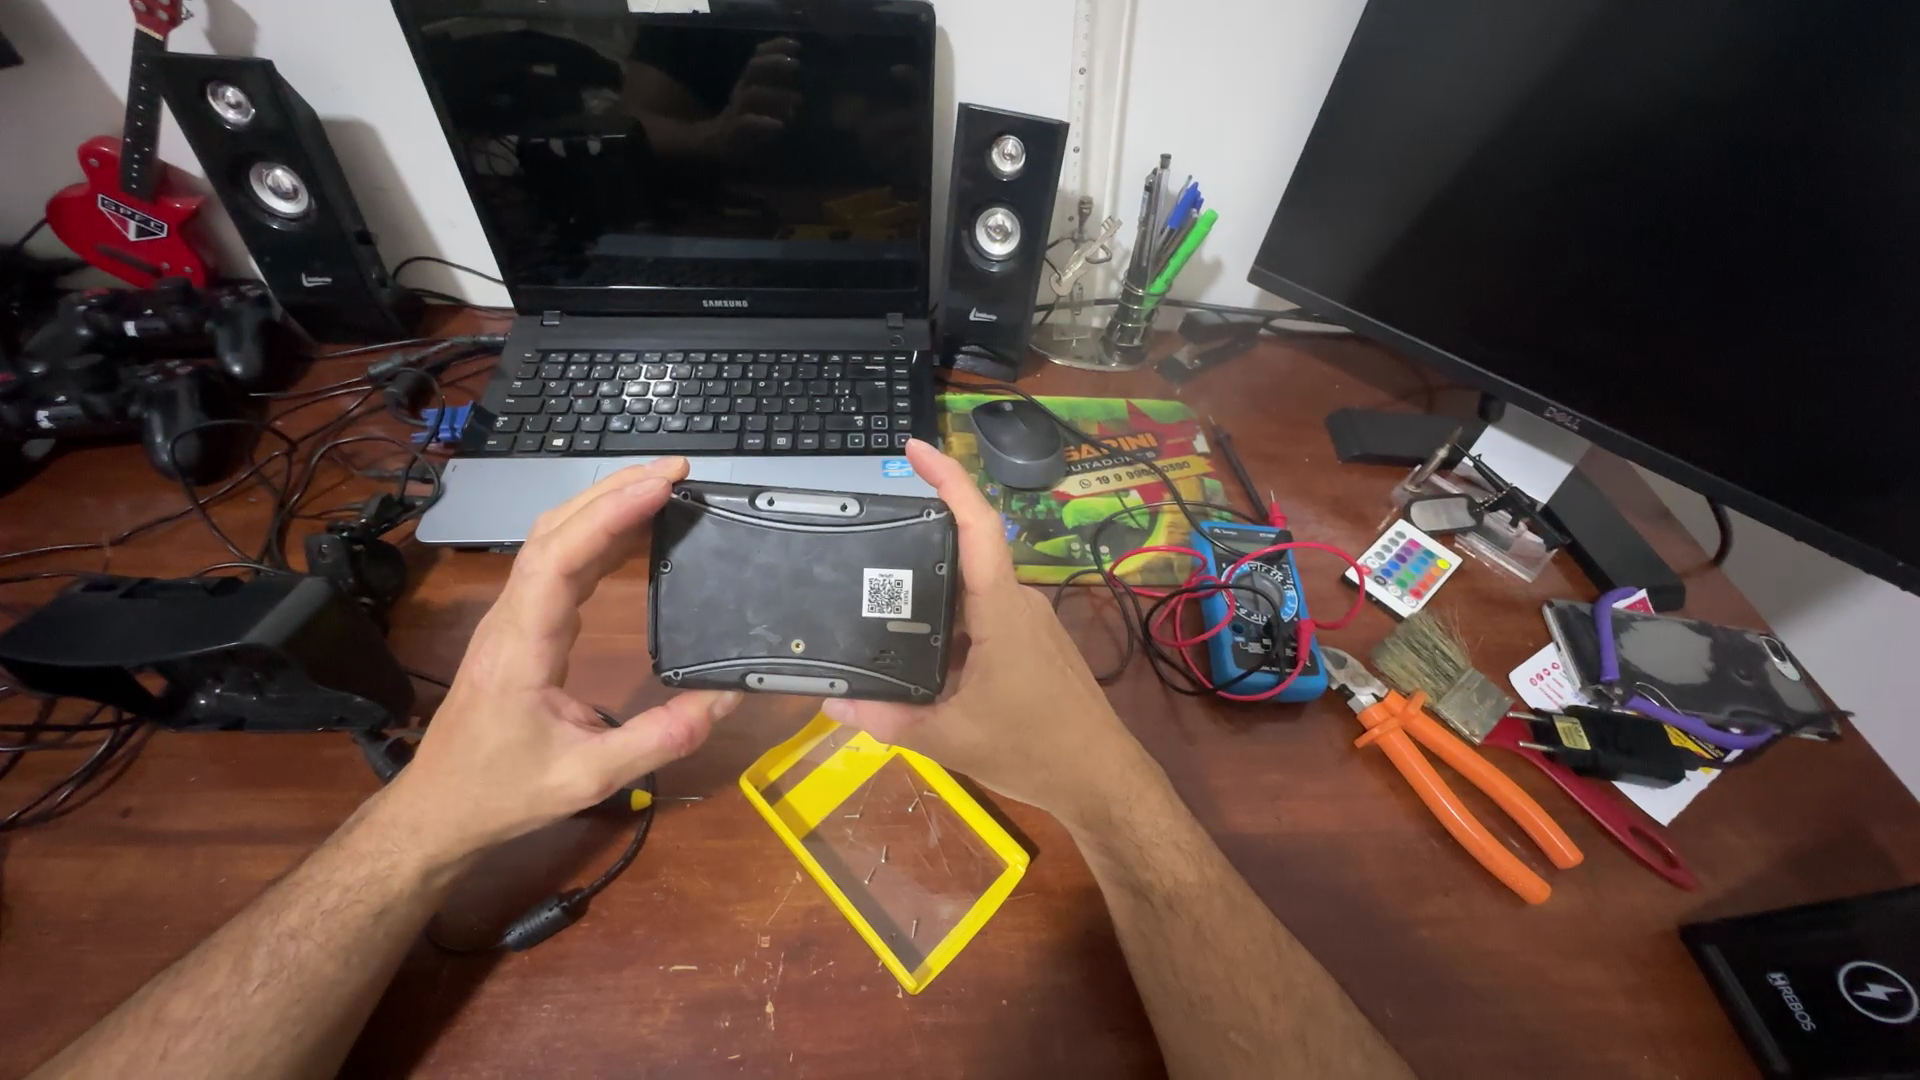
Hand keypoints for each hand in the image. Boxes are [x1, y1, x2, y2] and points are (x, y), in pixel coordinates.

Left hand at [380, 458, 742, 863]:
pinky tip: (634, 529)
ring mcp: (516, 616)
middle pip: (554, 529)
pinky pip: (561, 560)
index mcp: (523, 645)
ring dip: (605, 503)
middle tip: (675, 470)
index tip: (660, 486)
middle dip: (613, 489)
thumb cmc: (503, 791)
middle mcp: (514, 616)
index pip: (560, 558)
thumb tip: (727, 699)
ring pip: (554, 538)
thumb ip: (660, 739)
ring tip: (662, 485)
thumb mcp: (588, 777)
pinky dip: (600, 533)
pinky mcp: (526, 623)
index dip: (609, 514)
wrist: (438, 809)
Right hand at [822, 440, 1151, 829]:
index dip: (948, 478)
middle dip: (919, 537)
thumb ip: (890, 720)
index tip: (914, 448)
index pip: (976, 525)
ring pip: (974, 587)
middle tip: (866, 539)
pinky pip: (985, 614)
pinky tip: (920, 643)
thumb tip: (833, 706)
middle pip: (968, 550)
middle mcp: (1017, 602)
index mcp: (1000, 609)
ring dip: (934, 588)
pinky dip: (951, 619)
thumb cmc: (1034, 749)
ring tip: (880, 598)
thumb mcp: (951, 738)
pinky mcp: (1032, 642)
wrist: (1101, 778)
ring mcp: (1029, 621)